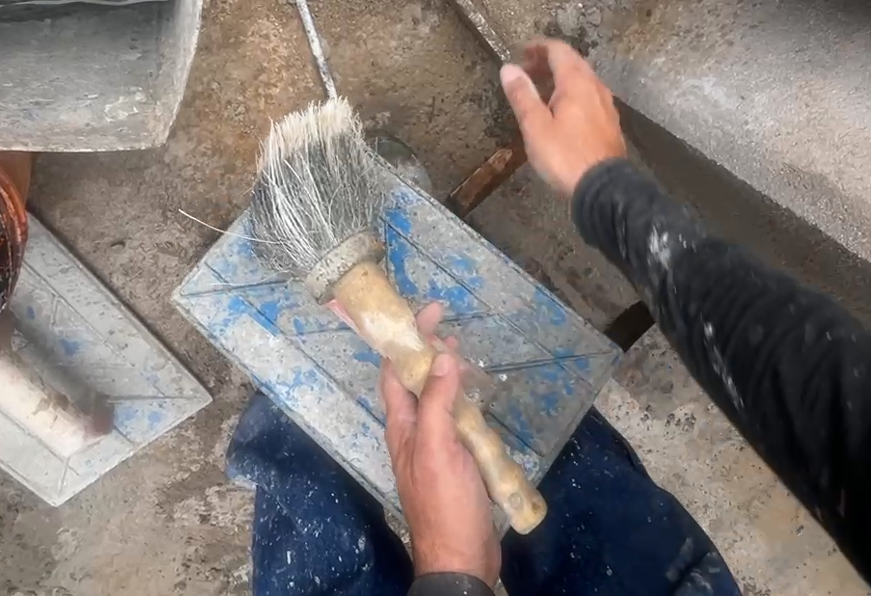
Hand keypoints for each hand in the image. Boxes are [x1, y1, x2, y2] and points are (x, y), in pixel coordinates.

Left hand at [380, 303, 499, 586]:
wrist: (461, 558)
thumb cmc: (445, 502)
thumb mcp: (438, 447)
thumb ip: (437, 402)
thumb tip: (441, 356)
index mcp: (402, 424)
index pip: (394, 371)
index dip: (405, 339)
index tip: (426, 312)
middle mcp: (414, 429)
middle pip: (415, 379)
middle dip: (426, 348)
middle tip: (447, 322)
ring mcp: (434, 443)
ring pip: (436, 396)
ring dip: (445, 370)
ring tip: (461, 349)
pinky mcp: (455, 456)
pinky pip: (455, 416)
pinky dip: (463, 396)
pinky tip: (476, 391)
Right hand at [499, 38, 627, 197]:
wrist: (603, 188)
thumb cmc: (565, 155)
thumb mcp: (535, 126)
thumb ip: (522, 94)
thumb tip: (508, 68)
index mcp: (576, 82)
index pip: (558, 50)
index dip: (539, 47)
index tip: (522, 52)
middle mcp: (595, 86)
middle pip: (572, 62)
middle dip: (548, 61)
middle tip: (526, 71)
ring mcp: (605, 104)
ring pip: (582, 79)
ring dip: (560, 77)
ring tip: (540, 91)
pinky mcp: (609, 121)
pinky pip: (589, 95)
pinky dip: (572, 92)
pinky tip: (561, 110)